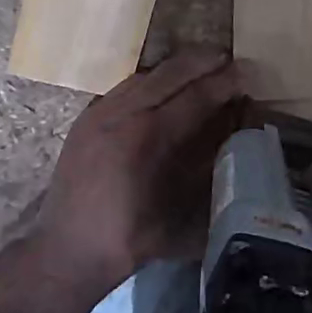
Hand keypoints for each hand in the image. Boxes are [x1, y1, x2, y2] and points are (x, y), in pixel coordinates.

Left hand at [32, 48, 242, 290]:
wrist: (63, 253)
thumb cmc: (129, 237)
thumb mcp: (180, 208)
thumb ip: (206, 163)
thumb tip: (233, 129)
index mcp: (148, 138)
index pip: (196, 95)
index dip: (225, 82)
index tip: (248, 73)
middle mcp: (123, 114)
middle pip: (173, 72)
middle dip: (205, 61)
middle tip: (231, 59)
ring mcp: (101, 112)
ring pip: (149, 73)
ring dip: (180, 67)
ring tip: (204, 66)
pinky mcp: (88, 116)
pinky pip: (128, 85)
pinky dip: (155, 79)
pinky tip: (168, 86)